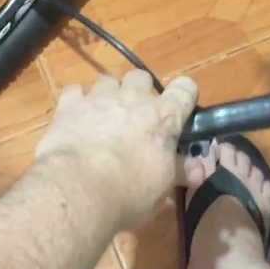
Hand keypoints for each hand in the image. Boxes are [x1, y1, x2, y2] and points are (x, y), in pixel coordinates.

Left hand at [33, 71, 198, 231]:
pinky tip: (75, 117)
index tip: (181, 106)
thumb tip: (199, 168)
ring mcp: (99, 98)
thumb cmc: (129, 192)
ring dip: (108, 94)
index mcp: (163, 117)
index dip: (184, 95)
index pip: (185, 89)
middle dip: (139, 91)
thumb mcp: (162, 187)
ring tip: (103, 116)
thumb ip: (180, 171)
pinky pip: (74, 90)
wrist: (79, 189)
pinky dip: (77, 101)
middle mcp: (133, 98)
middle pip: (141, 77)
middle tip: (135, 116)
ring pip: (107, 80)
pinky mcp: (70, 104)